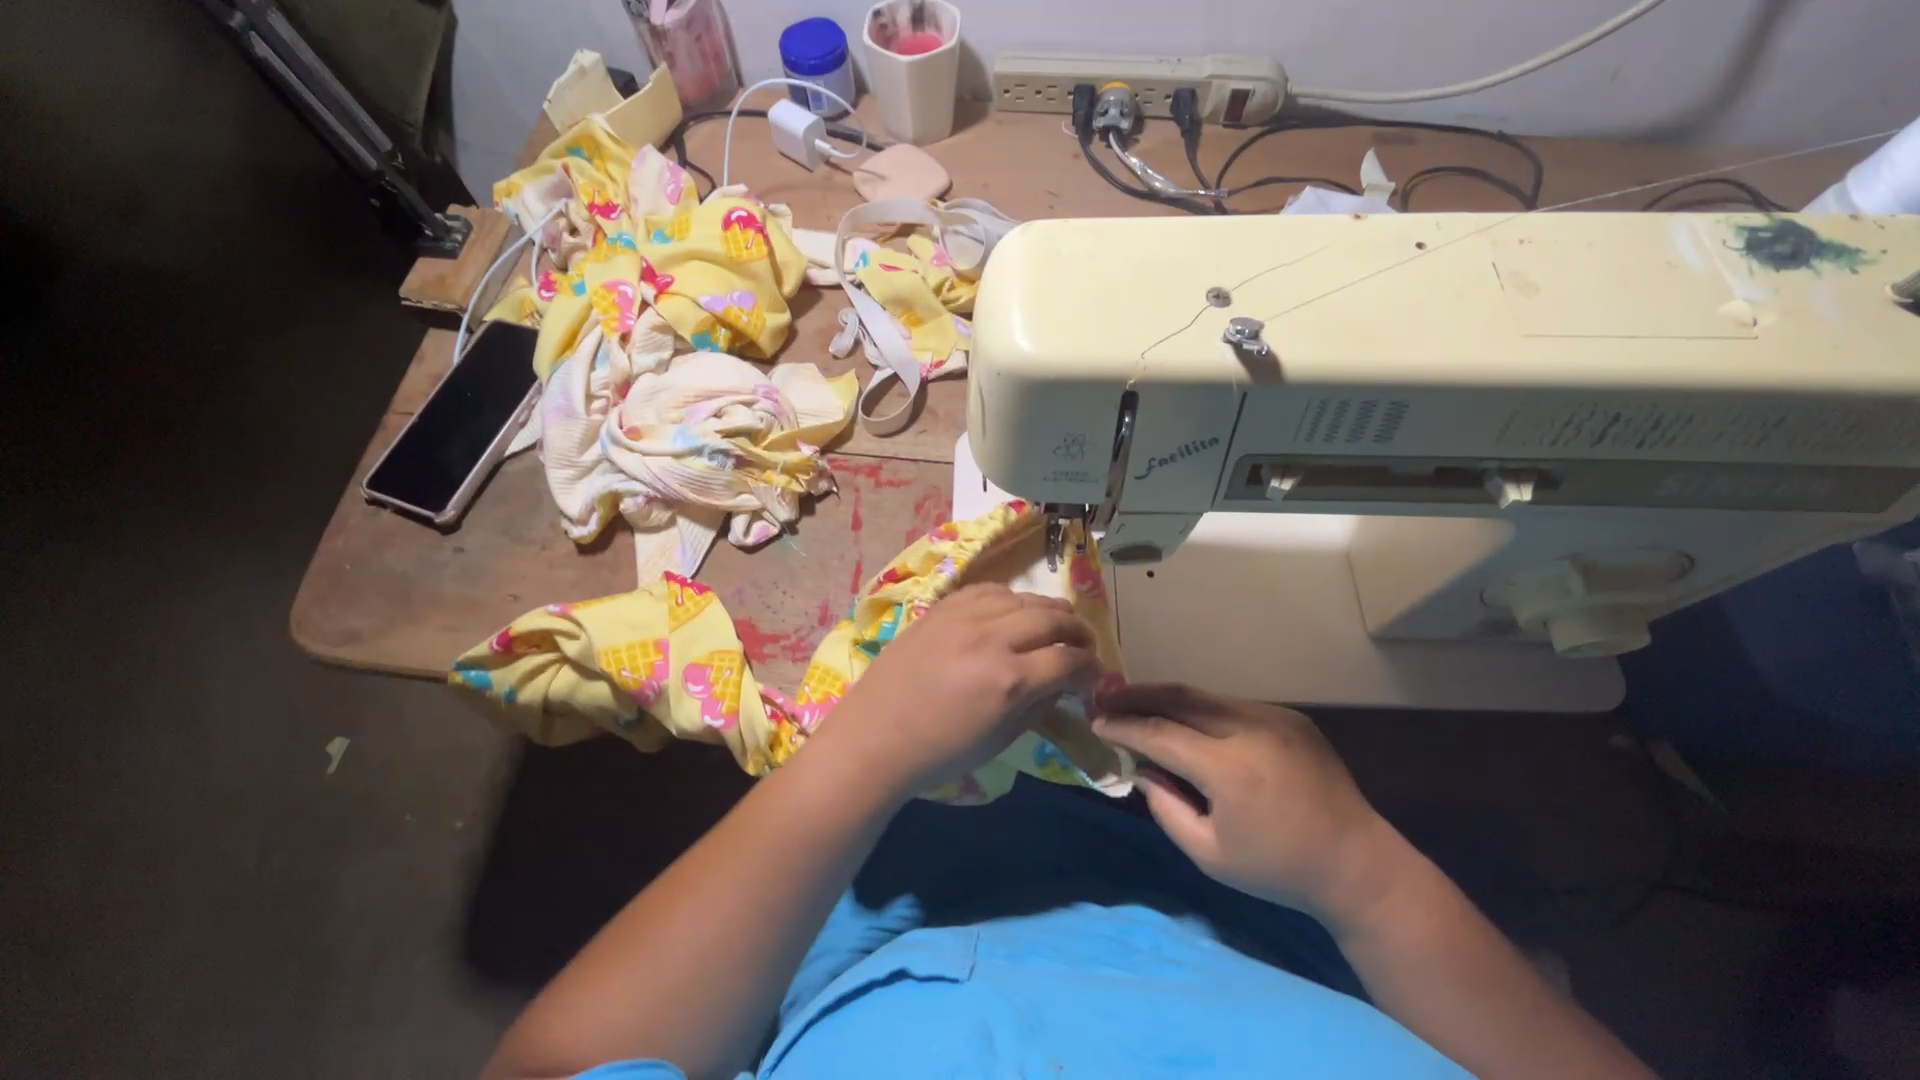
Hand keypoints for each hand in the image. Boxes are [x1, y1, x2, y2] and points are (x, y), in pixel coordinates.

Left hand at [808, 584, 1100, 799]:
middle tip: (1084, 647)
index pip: (1068, 660)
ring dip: (1048, 610)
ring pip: (1022, 598)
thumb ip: (1038, 706)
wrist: (872, 740)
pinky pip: (987, 590)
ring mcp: (962, 618)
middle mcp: (990, 639)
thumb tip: (1064, 685)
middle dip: (1078, 632)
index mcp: (1008, 680)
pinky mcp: (940, 609)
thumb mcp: (999, 740)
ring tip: (1056, 625)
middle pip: (1052, 618)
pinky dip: (1010, 599)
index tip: (1094, 678)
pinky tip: (1014, 613)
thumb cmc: (938, 754)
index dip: (1090, 669)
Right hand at [1093, 683, 1404, 928]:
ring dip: (1168, 699)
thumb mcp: (1209, 853)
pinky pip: (1233, 706)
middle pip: (1181, 698)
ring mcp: (1275, 717)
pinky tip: (1185, 721)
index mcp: (1230, 770)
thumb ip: (1166, 808)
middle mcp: (1251, 730)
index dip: (1124, 727)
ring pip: (1207, 697)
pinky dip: (1201, 709)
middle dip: (1138, 694)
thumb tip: (1142, 768)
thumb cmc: (1277, 869)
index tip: (1096, 722)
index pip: (1161, 734)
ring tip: (1137, 704)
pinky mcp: (1291, 717)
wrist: (1356, 863)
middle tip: (1105, 695)